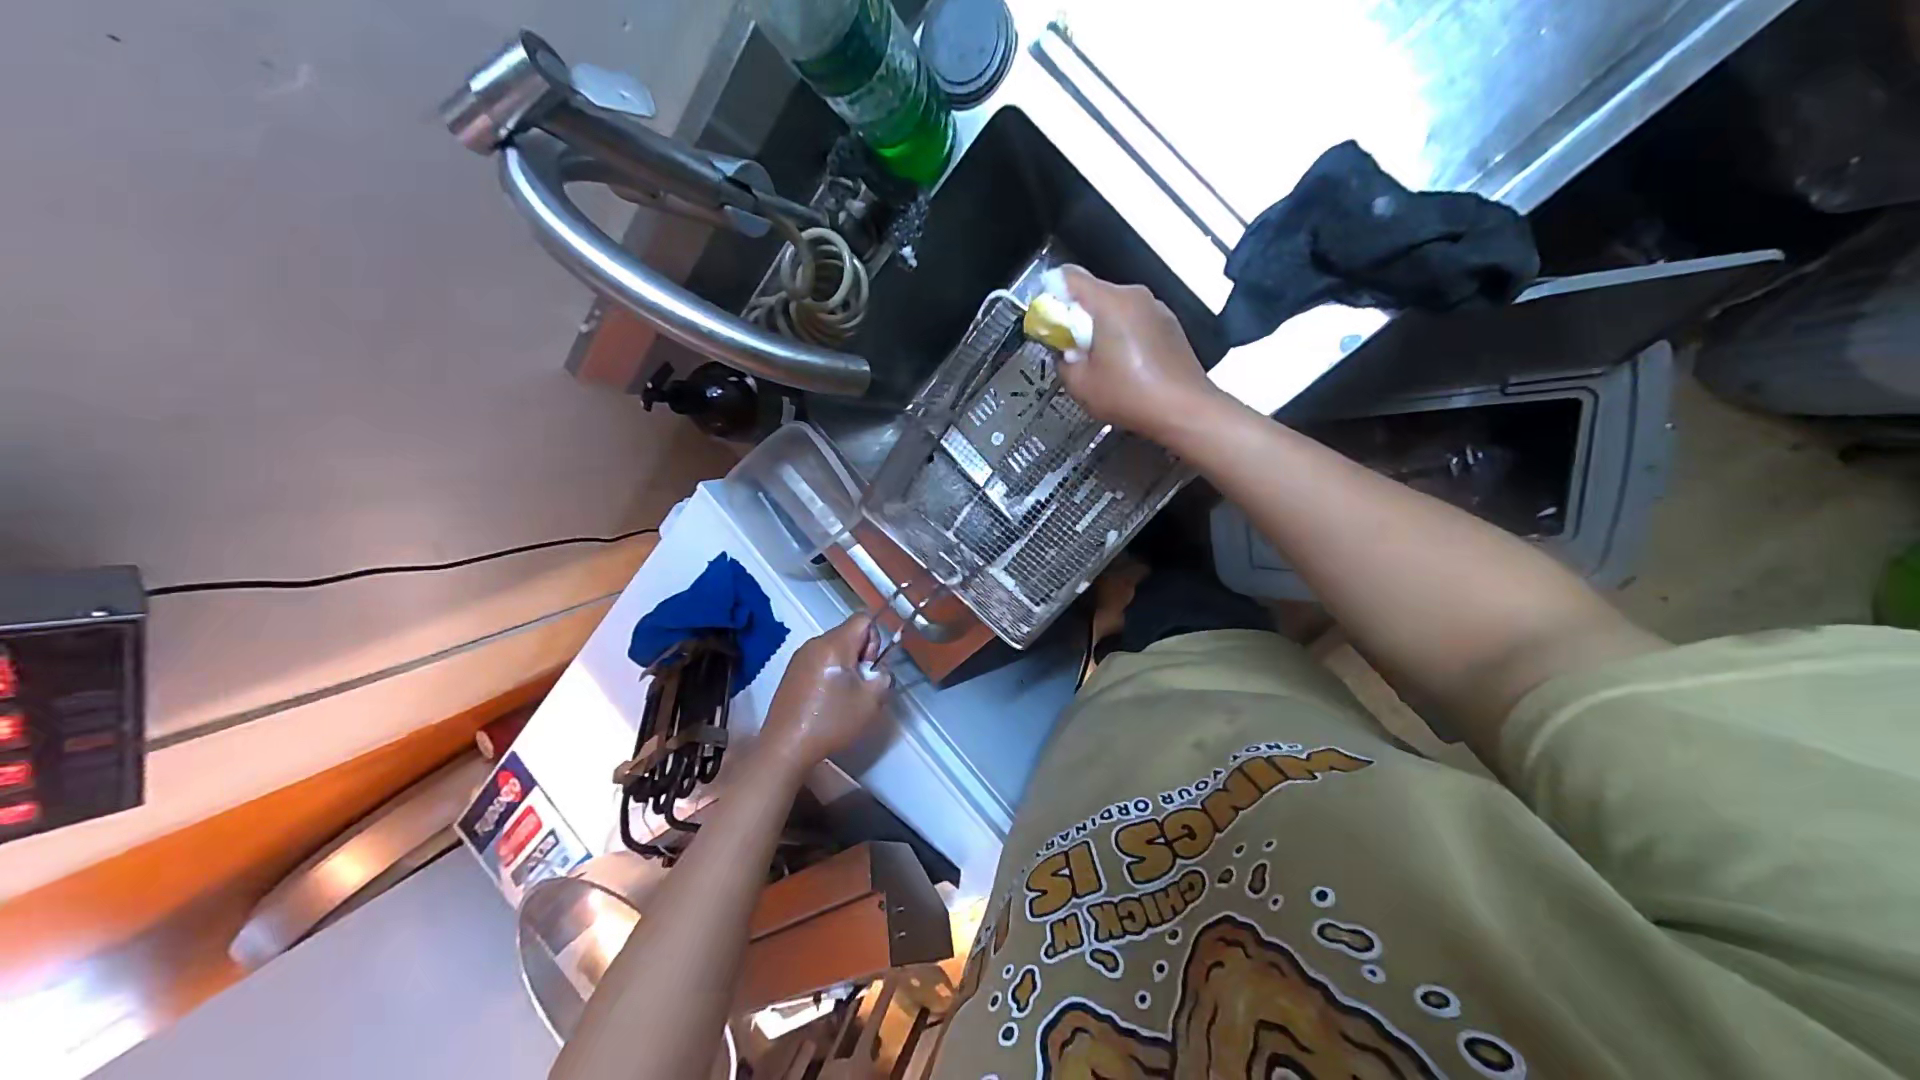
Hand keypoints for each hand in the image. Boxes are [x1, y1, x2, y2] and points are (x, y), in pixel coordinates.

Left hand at [757, 614, 891, 772]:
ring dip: (845, 666)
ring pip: (834, 649)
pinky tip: (825, 701)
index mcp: (834, 644)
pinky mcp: (791, 672)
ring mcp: (799, 657)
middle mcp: (815, 643)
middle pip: (848, 634)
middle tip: (859, 686)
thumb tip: (877, 671)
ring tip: (842, 696)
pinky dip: (828, 674)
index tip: (868, 669)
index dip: (875, 640)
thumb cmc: (831, 721)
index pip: (864, 619)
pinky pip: (819, 661)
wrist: (786, 746)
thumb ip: (884, 677)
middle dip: (860, 655)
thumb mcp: (871, 701)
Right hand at [1053, 266, 1225, 442]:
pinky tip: (1127, 368)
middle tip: (1074, 353)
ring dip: (1102, 329)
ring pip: (1115, 308)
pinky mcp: (1170, 324)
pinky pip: (1135, 321)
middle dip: (1078, 318)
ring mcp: (1156, 308)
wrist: (1185, 409)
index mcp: (1109, 302)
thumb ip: (1062, 360)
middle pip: (1093, 293)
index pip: (1068, 277)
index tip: (1050, 324)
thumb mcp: (1080, 385)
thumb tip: (1064, 351)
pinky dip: (1124, 336)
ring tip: (1103, 365)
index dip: (1051, 297)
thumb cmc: (1130, 395)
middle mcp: (1135, 295)